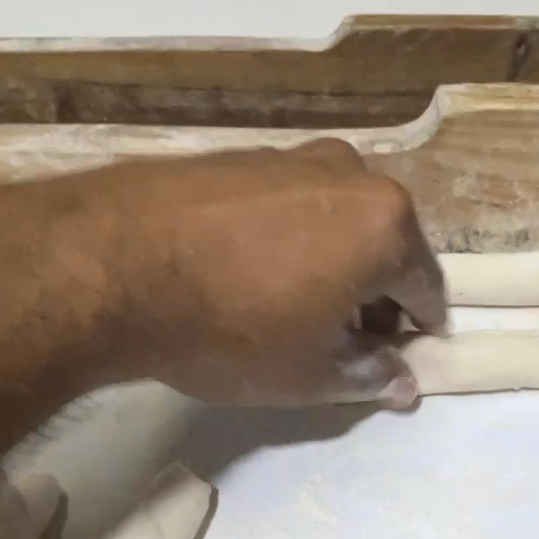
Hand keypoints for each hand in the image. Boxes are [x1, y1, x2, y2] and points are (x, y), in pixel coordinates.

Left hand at [23, 138, 444, 406]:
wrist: (110, 265)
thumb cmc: (233, 330)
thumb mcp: (312, 374)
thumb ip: (370, 377)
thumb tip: (403, 383)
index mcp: (388, 227)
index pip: (428, 291)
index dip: (420, 334)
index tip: (403, 360)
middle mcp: (354, 177)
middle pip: (389, 249)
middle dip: (378, 299)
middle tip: (350, 343)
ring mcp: (298, 158)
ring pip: (343, 224)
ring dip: (339, 268)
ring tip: (301, 311)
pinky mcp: (247, 156)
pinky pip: (297, 207)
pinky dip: (298, 242)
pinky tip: (260, 277)